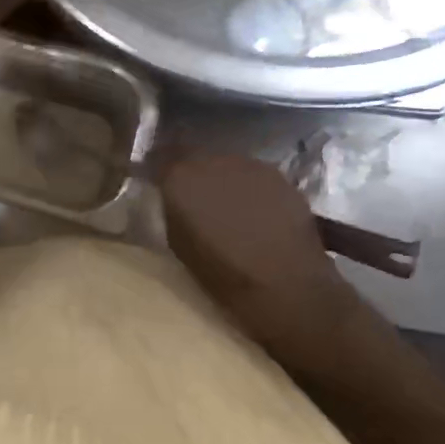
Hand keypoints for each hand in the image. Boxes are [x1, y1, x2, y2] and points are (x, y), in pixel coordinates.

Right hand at [160, 153, 353, 341]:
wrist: (284, 285)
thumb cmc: (221, 273)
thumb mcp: (177, 243)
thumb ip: (172, 211)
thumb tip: (173, 199)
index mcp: (180, 177)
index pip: (160, 158)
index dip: (160, 172)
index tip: (160, 186)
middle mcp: (213, 160)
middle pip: (195, 158)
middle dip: (193, 175)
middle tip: (195, 199)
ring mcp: (249, 165)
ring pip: (226, 165)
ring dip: (222, 180)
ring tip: (228, 207)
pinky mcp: (279, 176)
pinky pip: (253, 176)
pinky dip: (249, 189)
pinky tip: (255, 213)